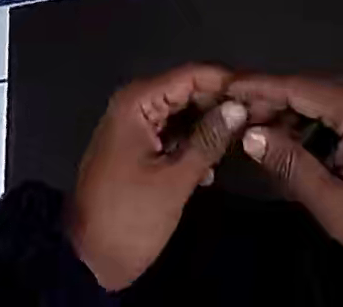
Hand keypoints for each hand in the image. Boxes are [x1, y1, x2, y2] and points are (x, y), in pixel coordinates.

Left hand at [68, 64, 246, 289]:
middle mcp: (135, 103)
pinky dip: (195, 139)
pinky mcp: (137, 144)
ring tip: (243, 135)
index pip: (193, 75)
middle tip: (257, 116)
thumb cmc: (127, 219)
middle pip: (190, 89)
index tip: (259, 93)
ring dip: (211, 123)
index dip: (228, 82)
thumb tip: (239, 107)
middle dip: (222, 103)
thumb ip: (209, 139)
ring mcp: (135, 124)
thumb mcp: (174, 181)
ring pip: (184, 110)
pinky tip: (215, 160)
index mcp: (138, 102)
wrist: (82, 267)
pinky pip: (174, 128)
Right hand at [230, 75, 342, 306]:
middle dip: (270, 101)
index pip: (299, 87)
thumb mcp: (334, 205)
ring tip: (251, 132)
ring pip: (322, 99)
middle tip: (230, 117)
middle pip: (310, 88)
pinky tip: (288, 142)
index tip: (224, 86)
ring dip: (289, 114)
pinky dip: (312, 124)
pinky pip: (339, 112)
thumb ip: (290, 163)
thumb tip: (249, 134)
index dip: (259, 86)